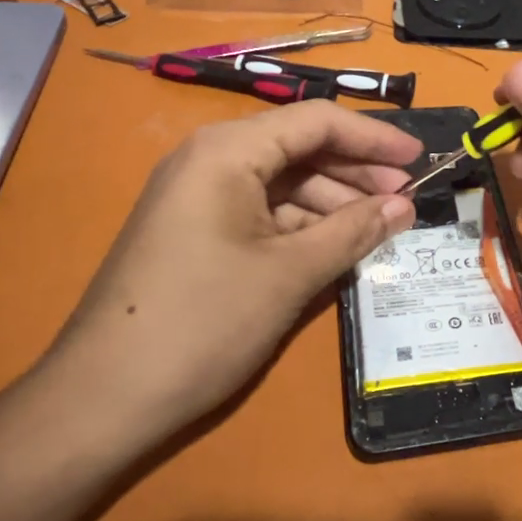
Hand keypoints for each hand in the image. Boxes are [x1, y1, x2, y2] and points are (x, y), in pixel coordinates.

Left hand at [45, 101, 420, 438]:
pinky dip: (303, 225)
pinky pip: (261, 212)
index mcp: (228, 150)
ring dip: (334, 201)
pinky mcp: (194, 232)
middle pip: (300, 147)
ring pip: (283, 182)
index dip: (375, 137)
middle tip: (407, 200)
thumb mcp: (290, 274)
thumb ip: (354, 230)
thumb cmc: (203, 322)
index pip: (317, 121)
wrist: (100, 400)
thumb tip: (406, 205)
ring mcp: (198, 197)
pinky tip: (337, 247)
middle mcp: (210, 160)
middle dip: (357, 171)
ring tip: (380, 228)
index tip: (421, 159)